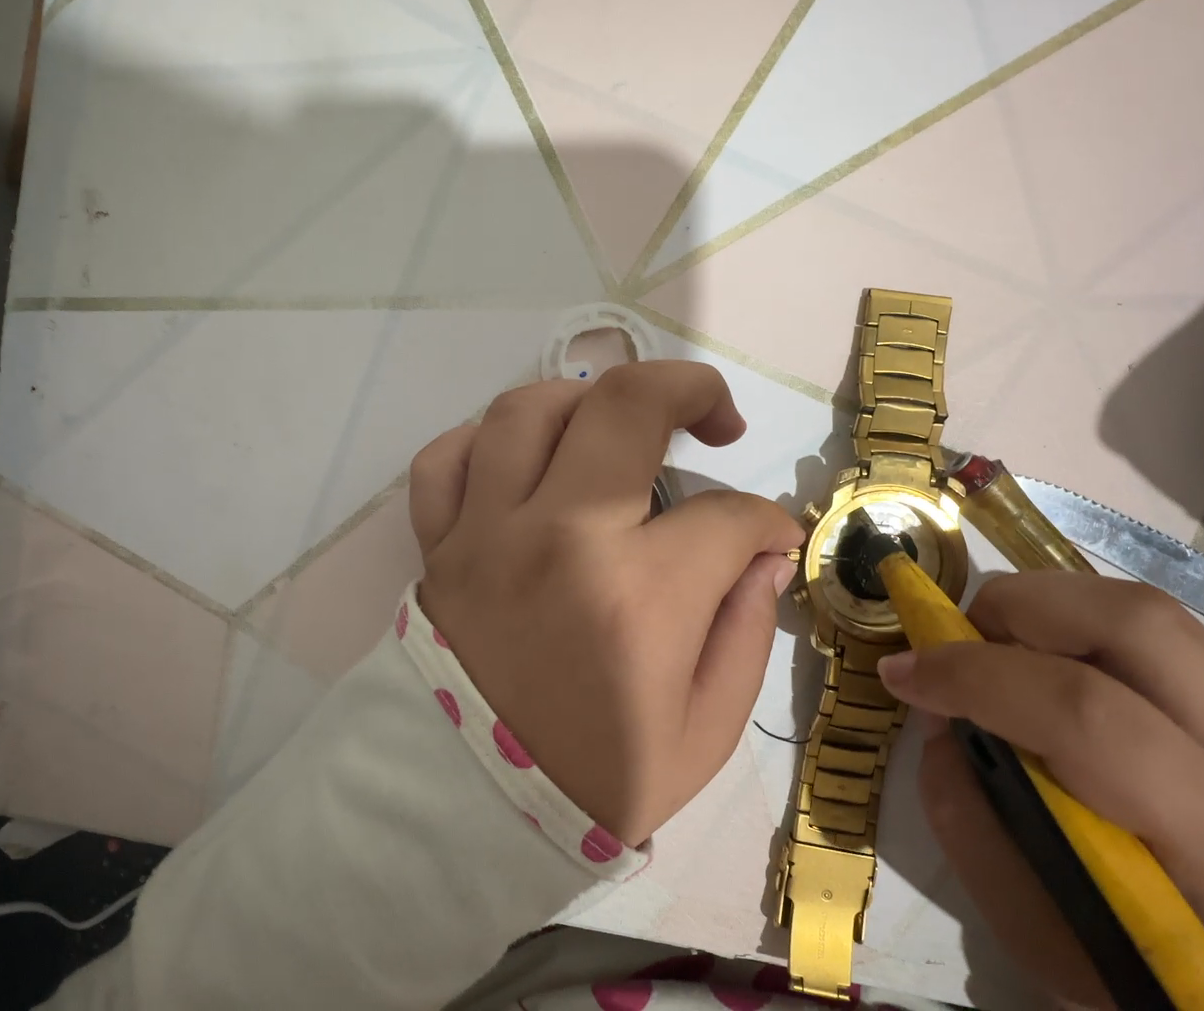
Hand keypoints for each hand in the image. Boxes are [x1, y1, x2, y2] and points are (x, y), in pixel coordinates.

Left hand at [408, 362, 802, 846]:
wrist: (470, 814)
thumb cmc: (596, 778)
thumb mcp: (704, 732)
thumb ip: (745, 632)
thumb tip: (761, 554)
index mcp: (639, 595)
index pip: (725, 514)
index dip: (765, 520)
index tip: (767, 539)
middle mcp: (559, 539)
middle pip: (626, 405)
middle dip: (690, 390)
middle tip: (713, 418)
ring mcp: (485, 534)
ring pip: (528, 409)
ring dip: (585, 401)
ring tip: (613, 430)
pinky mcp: (436, 546)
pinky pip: (444, 458)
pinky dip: (483, 442)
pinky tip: (519, 463)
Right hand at [876, 572, 1203, 1010]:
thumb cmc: (1152, 991)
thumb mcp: (1032, 928)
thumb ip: (968, 812)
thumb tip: (936, 715)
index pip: (1083, 712)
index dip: (972, 677)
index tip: (898, 673)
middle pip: (1138, 623)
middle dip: (1020, 609)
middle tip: (953, 641)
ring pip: (1155, 611)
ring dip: (1052, 606)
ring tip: (994, 646)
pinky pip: (1162, 642)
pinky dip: (1084, 629)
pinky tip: (1048, 670)